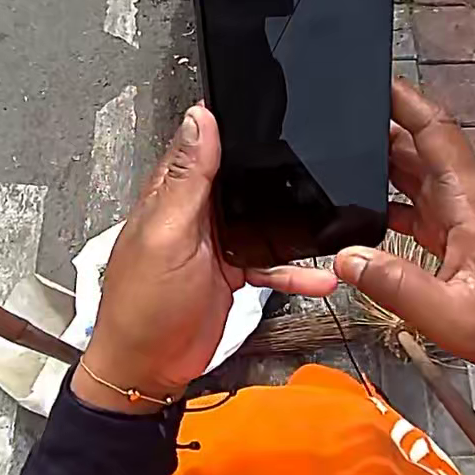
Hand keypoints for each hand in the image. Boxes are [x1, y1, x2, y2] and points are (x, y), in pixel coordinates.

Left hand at [77, 104, 335, 413]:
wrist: (149, 368)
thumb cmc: (144, 304)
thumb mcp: (168, 235)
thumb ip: (187, 180)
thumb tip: (200, 119)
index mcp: (174, 193)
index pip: (203, 142)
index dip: (230, 121)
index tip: (268, 105)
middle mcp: (198, 211)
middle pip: (241, 177)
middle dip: (275, 167)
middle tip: (316, 154)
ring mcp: (219, 241)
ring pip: (264, 218)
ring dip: (292, 220)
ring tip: (329, 214)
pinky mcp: (235, 269)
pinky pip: (272, 262)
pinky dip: (296, 269)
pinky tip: (321, 275)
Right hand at [333, 79, 474, 407]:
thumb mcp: (452, 316)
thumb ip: (396, 286)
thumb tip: (346, 257)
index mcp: (472, 202)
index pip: (437, 132)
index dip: (405, 101)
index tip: (372, 79)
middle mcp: (466, 198)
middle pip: (419, 146)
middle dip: (378, 128)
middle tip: (332, 125)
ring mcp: (461, 214)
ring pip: (414, 170)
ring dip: (380, 161)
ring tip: (336, 159)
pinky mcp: (455, 232)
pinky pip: (414, 200)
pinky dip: (387, 196)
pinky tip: (360, 206)